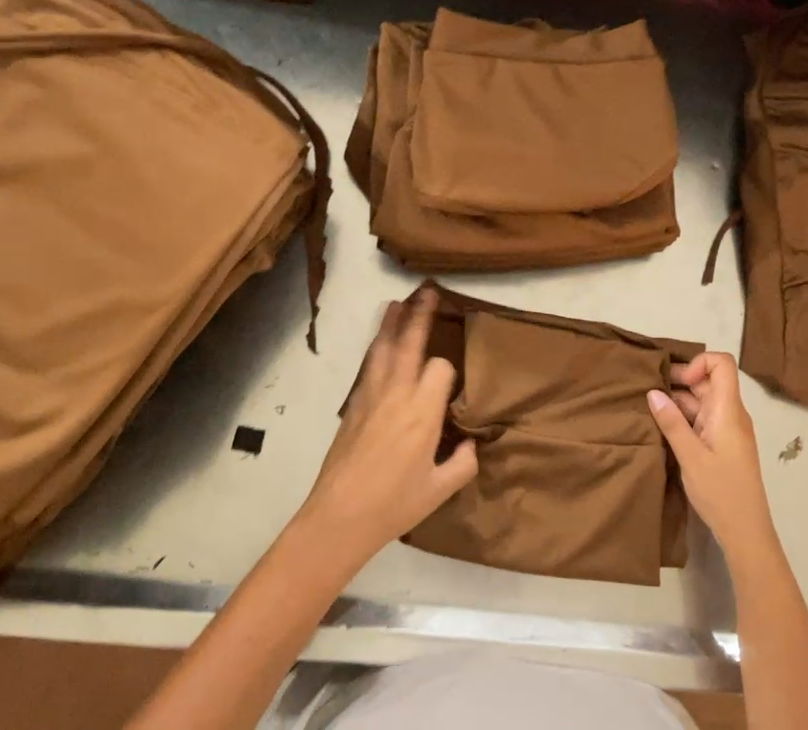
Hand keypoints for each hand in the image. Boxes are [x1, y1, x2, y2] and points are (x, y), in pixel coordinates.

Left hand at [293, 290, 477, 562]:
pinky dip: (377, 347)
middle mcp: (396, 395)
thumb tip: (470, 443)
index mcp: (422, 412)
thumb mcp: (441, 489)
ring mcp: (369, 397)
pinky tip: (380, 343)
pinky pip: (367, 366)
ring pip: (382, 349)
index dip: (449, 371)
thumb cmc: (394, 505)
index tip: (453, 388)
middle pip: (409, 343)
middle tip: (427, 291)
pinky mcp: (351, 406)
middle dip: (419, 315)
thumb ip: (463, 462)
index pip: (441, 368)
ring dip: (391, 323)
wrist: (338, 517)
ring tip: (398, 302)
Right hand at [647, 353, 778, 560]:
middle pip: (709, 381)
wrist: (746, 530)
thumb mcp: (690, 457)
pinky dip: (684, 417)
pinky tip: (663, 426)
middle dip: (680, 380)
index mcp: (729, 410)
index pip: (722, 364)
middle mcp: (731, 414)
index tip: (677, 382)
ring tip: (649, 407)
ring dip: (679, 400)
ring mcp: (728, 429)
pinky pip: (703, 418)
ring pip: (704, 401)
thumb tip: (653, 392)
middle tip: (648, 389)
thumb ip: (671, 423)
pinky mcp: (723, 443)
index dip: (699, 362)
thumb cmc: (721, 491)